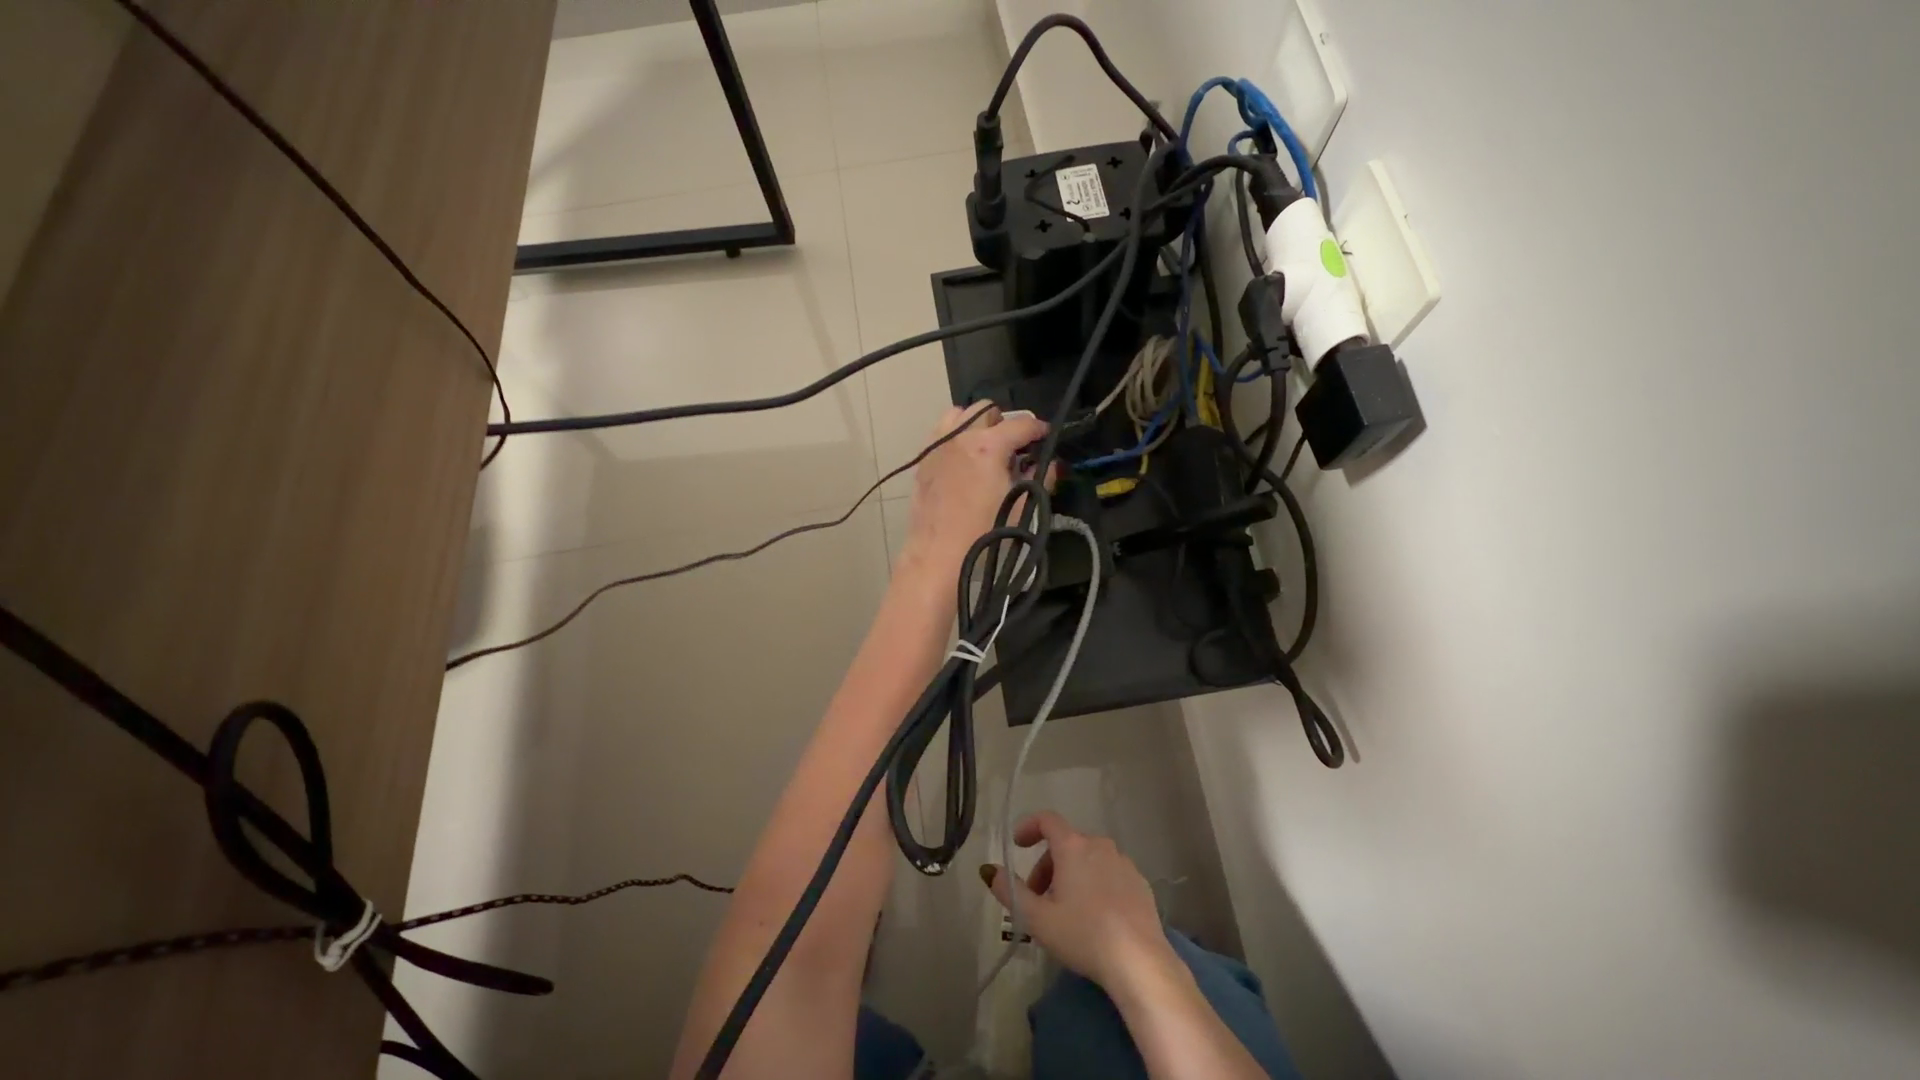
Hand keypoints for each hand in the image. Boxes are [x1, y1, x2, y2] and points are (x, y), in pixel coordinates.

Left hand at [899, 405, 1046, 577]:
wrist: (937, 556)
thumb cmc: (984, 536)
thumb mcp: (1021, 509)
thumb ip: (1040, 480)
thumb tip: (1050, 465)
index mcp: (988, 447)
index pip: (1021, 424)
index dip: (1039, 429)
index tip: (1046, 437)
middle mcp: (960, 437)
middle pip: (988, 411)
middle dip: (1005, 424)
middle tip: (1015, 448)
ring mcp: (938, 445)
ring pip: (960, 414)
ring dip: (977, 423)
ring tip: (986, 447)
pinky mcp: (924, 460)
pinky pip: (941, 431)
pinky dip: (955, 433)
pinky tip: (963, 457)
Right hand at [981, 811, 1177, 992]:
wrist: (1139, 961)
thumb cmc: (1083, 934)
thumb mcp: (1037, 918)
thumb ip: (1010, 890)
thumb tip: (990, 871)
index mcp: (1074, 847)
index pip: (1047, 820)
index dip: (1028, 826)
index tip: (1017, 845)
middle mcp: (1101, 846)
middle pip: (1066, 844)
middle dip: (1047, 866)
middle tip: (1038, 898)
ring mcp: (1125, 864)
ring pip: (1089, 859)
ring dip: (1071, 876)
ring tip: (1065, 911)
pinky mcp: (1141, 884)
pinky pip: (1109, 874)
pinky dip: (1094, 884)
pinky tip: (1093, 917)